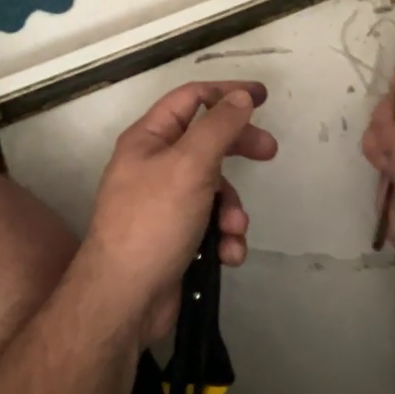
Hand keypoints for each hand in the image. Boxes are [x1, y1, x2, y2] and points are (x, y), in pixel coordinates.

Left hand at [81, 81, 278, 343]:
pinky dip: (224, 237)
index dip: (226, 92)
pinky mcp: (175, 237)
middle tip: (269, 152)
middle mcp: (155, 165)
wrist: (124, 301)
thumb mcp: (190, 165)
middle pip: (207, 141)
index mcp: (149, 138)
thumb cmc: (154, 221)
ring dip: (232, 208)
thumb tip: (239, 96)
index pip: (191, 98)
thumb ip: (219, 126)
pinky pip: (210, 224)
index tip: (261, 97)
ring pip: (214, 188)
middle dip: (239, 149)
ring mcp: (164, 203)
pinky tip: (227, 255)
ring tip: (233, 229)